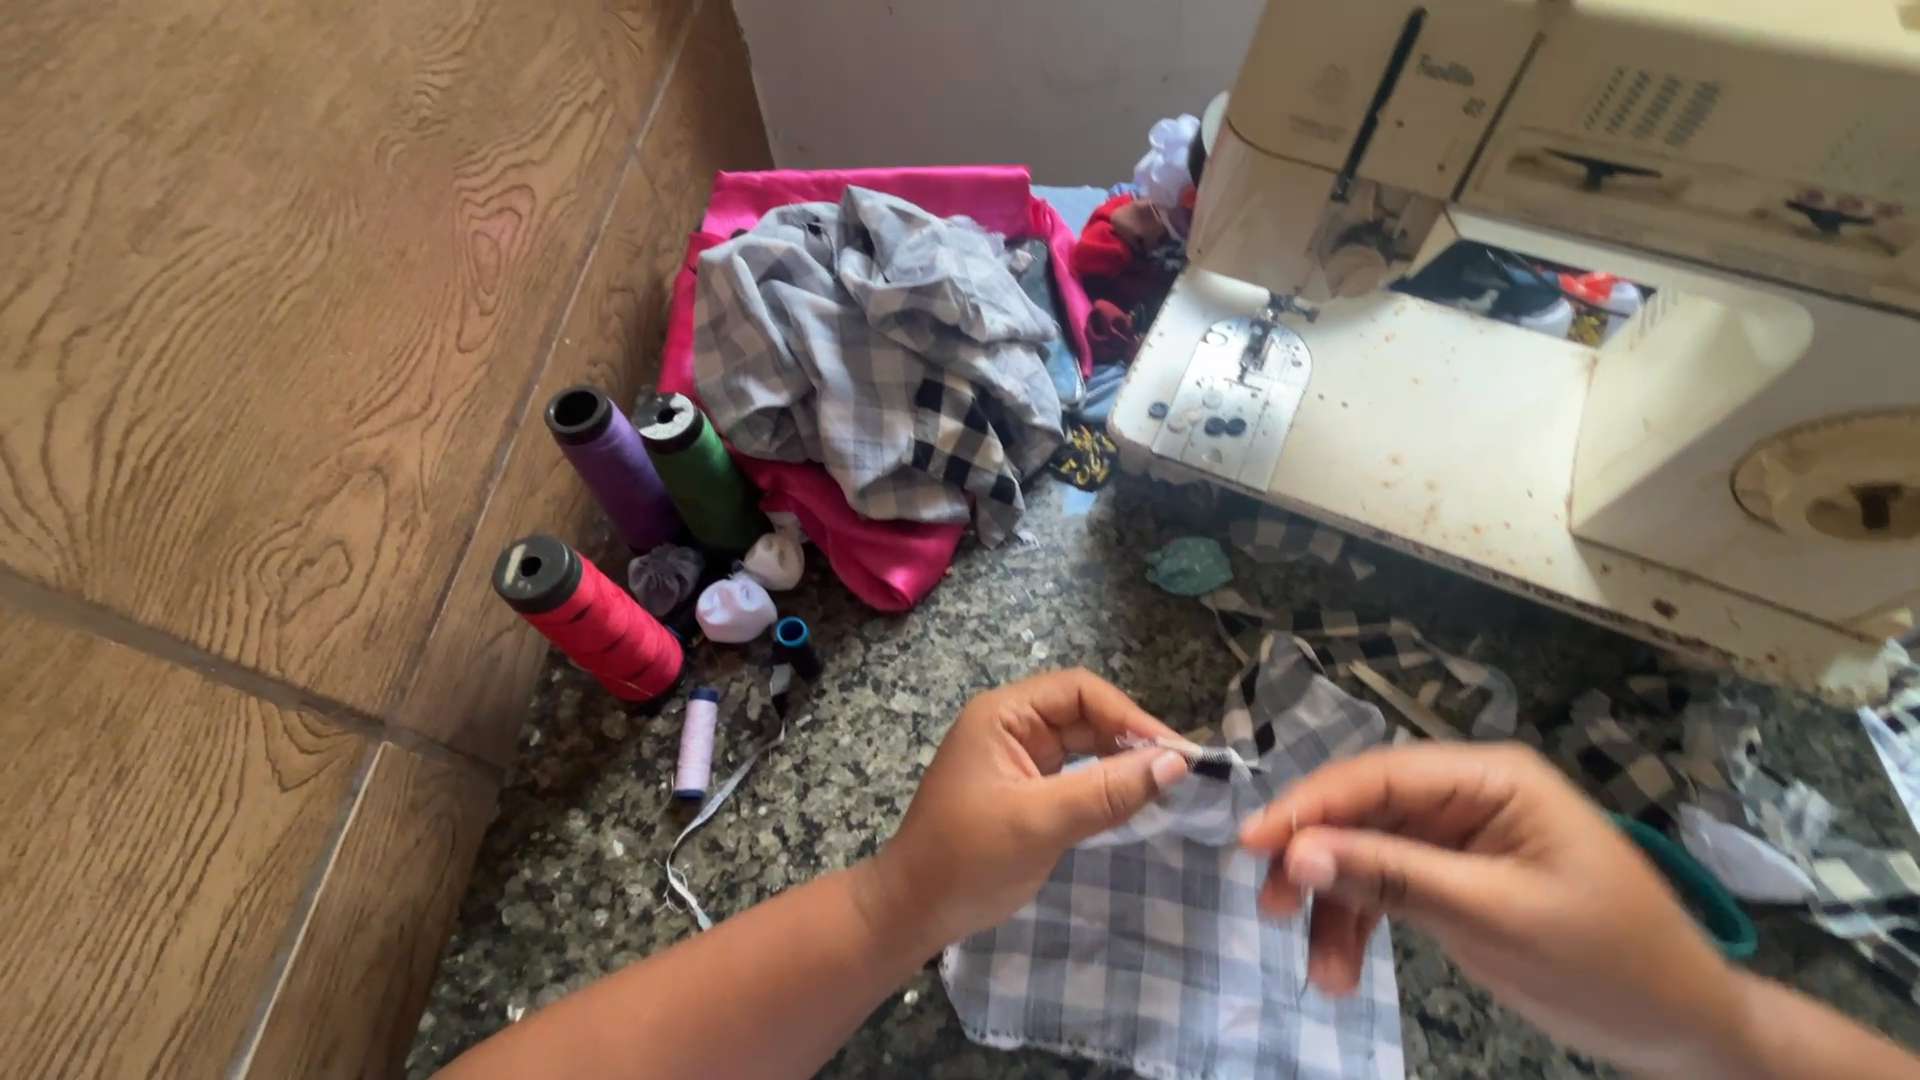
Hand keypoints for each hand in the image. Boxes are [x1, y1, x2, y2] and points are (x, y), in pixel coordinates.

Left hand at [859, 669, 1189, 953]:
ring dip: (1121, 759)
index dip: (1129, 715)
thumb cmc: (966, 859)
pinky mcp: (1024, 787)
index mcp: (1003, 714)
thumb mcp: (1039, 823)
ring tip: (1166, 781)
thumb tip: (1175, 763)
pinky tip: (1132, 796)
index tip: (1174, 751)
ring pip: (1082, 743)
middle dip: (1129, 736)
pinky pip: (1074, 772)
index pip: (1078, 691)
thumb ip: (1106, 791)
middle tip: (1180, 770)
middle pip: (1082, 713)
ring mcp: (1017, 756)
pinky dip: (1104, 782)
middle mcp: (1011, 724)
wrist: (914, 910)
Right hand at [1239, 742, 1750, 1077]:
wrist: (1689, 1036)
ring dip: (1334, 909)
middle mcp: (1462, 793)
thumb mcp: (1497, 918)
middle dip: (1315, 861)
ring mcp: (1452, 834)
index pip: (1378, 776)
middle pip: (1360, 813)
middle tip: (1270, 905)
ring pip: (1361, 854)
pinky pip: (1381, 887)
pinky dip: (1357, 926)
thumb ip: (1392, 876)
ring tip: (1323, 973)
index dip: (1309, 806)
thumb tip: (1296, 855)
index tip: (1251, 843)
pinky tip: (1341, 970)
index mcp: (1489, 777)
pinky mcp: (1445, 873)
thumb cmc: (1612, 965)